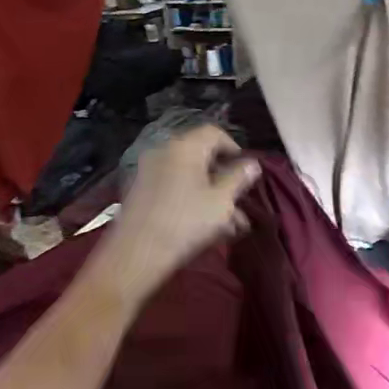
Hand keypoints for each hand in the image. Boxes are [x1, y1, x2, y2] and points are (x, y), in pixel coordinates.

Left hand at [85, 125, 259, 305]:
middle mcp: (164, 152)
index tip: (247, 171)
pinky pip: (175, 188)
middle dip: (225, 177)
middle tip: (242, 199)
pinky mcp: (141, 193)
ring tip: (232, 222)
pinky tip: (208, 226)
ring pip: (190, 176)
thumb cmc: (185, 222)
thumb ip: (239, 178)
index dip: (235, 148)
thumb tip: (253, 163)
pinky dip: (193, 199)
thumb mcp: (222, 200)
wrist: (135, 255)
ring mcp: (149, 172)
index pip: (214, 132)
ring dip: (212, 193)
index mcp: (185, 147)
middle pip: (201, 155)